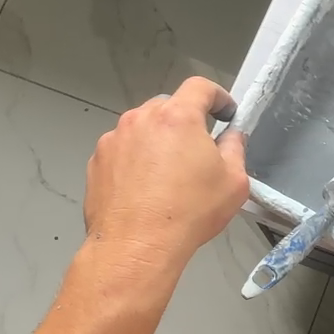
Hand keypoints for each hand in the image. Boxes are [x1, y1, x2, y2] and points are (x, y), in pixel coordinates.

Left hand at [83, 77, 248, 265]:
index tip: (224, 111)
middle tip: (198, 151)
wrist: (136, 246)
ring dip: (158, 141)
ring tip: (169, 176)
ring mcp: (114, 139)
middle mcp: (142, 120)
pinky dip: (136, 160)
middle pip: (169, 106)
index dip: (217, 96)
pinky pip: (123, 150)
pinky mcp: (97, 161)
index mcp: (178, 117)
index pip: (200, 87)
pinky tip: (146, 188)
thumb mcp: (233, 182)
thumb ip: (236, 149)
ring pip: (143, 128)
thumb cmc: (187, 214)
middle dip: (186, 122)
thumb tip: (232, 138)